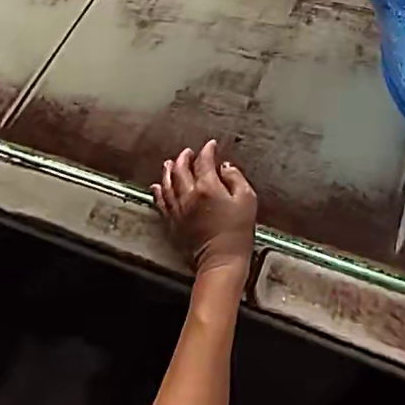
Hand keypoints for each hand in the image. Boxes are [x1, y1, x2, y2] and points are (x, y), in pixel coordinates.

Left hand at [152, 140, 258, 280]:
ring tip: (170, 163)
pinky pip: (161, 203)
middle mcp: (189, 196)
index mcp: (208, 187)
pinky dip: (159, 192)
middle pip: (182, 170)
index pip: (204, 162)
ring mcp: (179, 210)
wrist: (222, 259)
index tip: (211, 145)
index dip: (208, 151)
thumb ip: (236, 178)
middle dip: (185, 158)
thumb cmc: (238, 230)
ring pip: (168, 184)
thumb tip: (226, 168)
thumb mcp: (247, 199)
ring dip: (169, 171)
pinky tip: (157, 186)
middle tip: (188, 152)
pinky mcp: (173, 223)